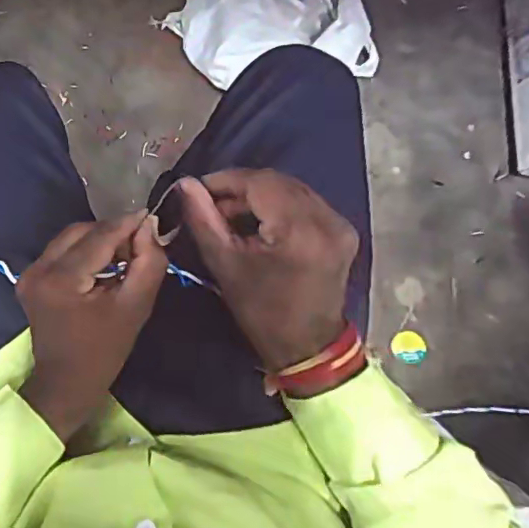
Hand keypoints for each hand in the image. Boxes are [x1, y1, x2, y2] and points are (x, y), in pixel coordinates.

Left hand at [16, 211, 167, 439]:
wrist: (66, 383)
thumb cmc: (104, 351)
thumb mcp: (135, 308)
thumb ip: (147, 264)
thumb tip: (147, 227)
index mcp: (60, 279)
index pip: (99, 237)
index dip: (127, 224)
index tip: (151, 217)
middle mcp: (38, 269)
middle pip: (81, 232)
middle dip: (112, 233)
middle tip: (138, 246)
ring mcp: (29, 273)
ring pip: (69, 238)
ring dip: (97, 240)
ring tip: (122, 258)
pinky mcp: (29, 279)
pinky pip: (60, 252)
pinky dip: (83, 252)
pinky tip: (101, 268)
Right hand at [176, 170, 360, 369]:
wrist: (305, 346)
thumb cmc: (260, 310)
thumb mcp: (225, 264)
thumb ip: (203, 219)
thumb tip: (185, 184)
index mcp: (299, 230)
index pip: (259, 183)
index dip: (225, 180)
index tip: (198, 189)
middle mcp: (326, 219)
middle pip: (277, 183)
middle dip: (241, 188)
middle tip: (212, 204)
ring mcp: (340, 224)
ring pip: (291, 190)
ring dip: (259, 196)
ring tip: (231, 215)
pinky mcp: (343, 231)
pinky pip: (305, 203)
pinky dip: (278, 206)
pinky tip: (259, 223)